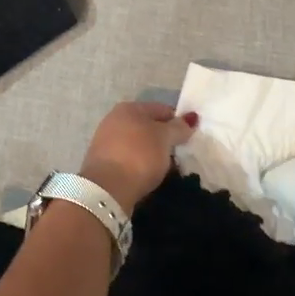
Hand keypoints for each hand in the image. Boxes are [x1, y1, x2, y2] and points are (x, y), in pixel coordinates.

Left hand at [79, 101, 197, 209]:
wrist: (107, 188)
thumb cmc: (139, 155)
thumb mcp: (164, 139)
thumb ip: (178, 127)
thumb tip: (190, 118)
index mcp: (129, 107)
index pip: (161, 109)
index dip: (178, 122)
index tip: (190, 138)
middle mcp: (114, 119)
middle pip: (148, 126)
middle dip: (164, 139)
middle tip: (180, 155)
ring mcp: (106, 140)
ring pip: (138, 143)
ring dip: (153, 153)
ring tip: (167, 168)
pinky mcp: (103, 162)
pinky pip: (129, 158)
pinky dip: (140, 164)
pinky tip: (148, 175)